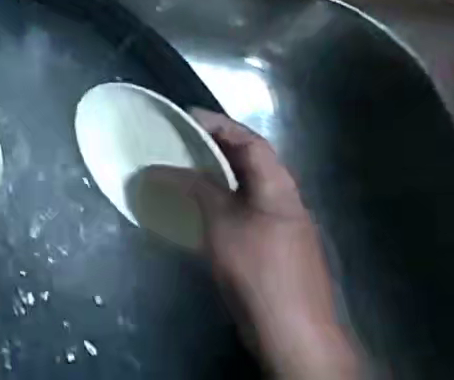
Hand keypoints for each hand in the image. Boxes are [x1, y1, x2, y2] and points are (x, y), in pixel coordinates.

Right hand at [145, 110, 361, 379]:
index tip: (187, 116)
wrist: (294, 337)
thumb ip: (194, 187)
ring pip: (248, 186)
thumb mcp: (220, 221)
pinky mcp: (274, 249)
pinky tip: (202, 205)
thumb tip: (159, 168)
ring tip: (187, 165)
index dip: (219, 124)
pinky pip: (246, 208)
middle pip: (251, 160)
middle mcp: (285, 200)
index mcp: (279, 186)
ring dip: (220, 173)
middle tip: (183, 138)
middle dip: (218, 145)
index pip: (250, 140)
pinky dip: (224, 198)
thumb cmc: (258, 269)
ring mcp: (283, 227)